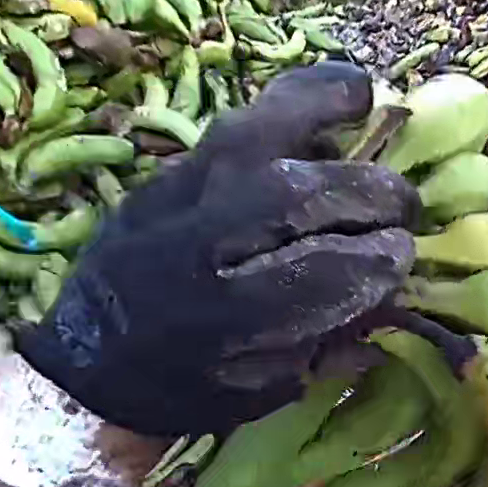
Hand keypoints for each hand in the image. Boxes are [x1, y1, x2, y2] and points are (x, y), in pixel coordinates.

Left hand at [19, 63, 417, 435]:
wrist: (84, 354)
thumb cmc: (173, 389)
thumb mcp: (248, 396)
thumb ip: (317, 351)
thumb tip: (385, 302)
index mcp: (219, 319)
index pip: (316, 275)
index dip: (374, 262)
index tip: (403, 257)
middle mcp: (196, 246)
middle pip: (295, 198)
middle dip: (367, 196)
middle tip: (403, 208)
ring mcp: (177, 196)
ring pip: (259, 136)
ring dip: (329, 113)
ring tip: (374, 106)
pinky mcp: (168, 171)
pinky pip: (237, 121)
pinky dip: (290, 98)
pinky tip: (325, 90)